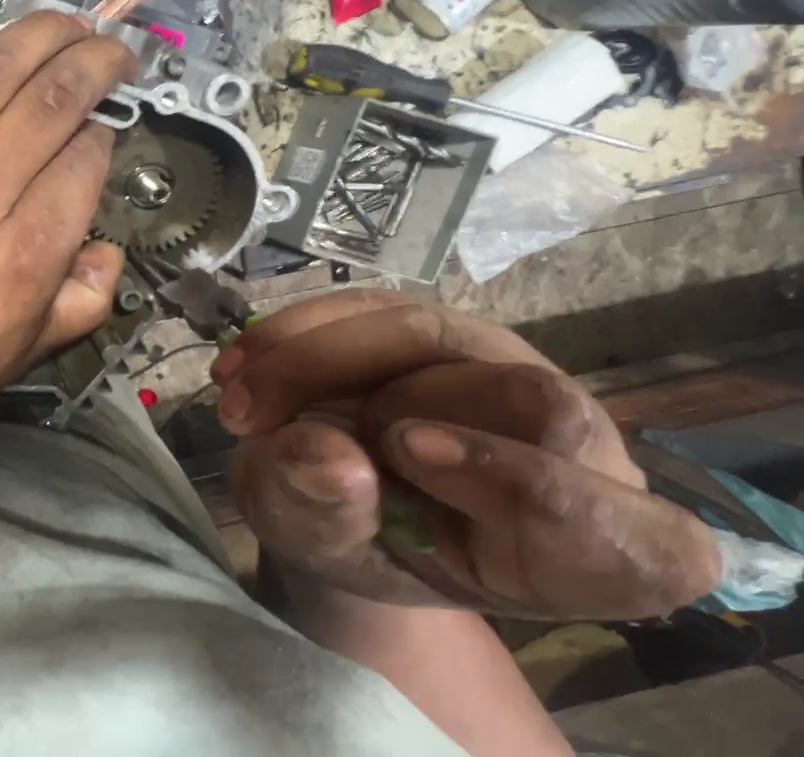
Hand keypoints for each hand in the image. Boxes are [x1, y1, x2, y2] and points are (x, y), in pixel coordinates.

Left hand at [0, 0, 133, 449]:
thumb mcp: (29, 352)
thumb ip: (83, 298)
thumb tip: (105, 250)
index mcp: (26, 249)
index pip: (86, 159)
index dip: (107, 138)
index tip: (107, 135)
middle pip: (51, 101)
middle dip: (96, 64)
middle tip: (118, 51)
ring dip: (39, 36)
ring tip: (73, 20)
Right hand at [218, 289, 720, 619]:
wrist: (338, 503)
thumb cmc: (358, 550)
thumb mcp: (326, 557)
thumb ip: (324, 516)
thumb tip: (321, 450)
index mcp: (593, 557)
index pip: (628, 532)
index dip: (525, 483)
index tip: (407, 454)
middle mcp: (581, 451)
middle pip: (520, 397)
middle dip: (381, 404)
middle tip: (272, 430)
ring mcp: (508, 372)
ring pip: (429, 334)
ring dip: (312, 359)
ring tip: (236, 397)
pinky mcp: (440, 329)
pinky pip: (373, 308)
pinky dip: (294, 332)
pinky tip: (243, 363)